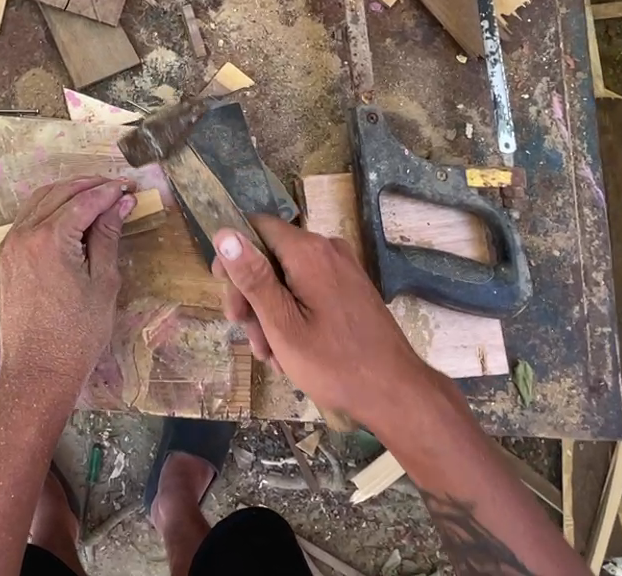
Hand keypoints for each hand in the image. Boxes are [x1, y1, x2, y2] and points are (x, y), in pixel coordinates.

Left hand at [0, 176, 134, 393]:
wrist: (37, 372)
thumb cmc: (76, 335)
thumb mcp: (103, 282)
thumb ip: (108, 236)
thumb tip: (120, 203)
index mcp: (49, 240)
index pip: (84, 201)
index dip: (109, 191)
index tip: (128, 187)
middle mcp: (24, 235)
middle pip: (59, 193)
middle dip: (89, 186)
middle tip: (116, 187)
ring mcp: (10, 245)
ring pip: (39, 201)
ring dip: (68, 192)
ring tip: (95, 195)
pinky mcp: (5, 257)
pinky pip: (27, 218)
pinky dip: (49, 208)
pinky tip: (69, 215)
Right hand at [211, 217, 430, 426]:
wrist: (397, 394)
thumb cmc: (334, 363)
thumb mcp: (282, 324)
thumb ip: (252, 277)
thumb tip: (223, 233)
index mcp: (308, 251)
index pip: (256, 226)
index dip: (233, 254)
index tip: (223, 288)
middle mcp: (327, 249)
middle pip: (271, 255)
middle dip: (252, 293)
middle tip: (245, 333)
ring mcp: (343, 268)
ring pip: (288, 276)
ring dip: (270, 310)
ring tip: (269, 354)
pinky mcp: (351, 288)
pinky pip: (309, 288)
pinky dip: (293, 312)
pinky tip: (289, 350)